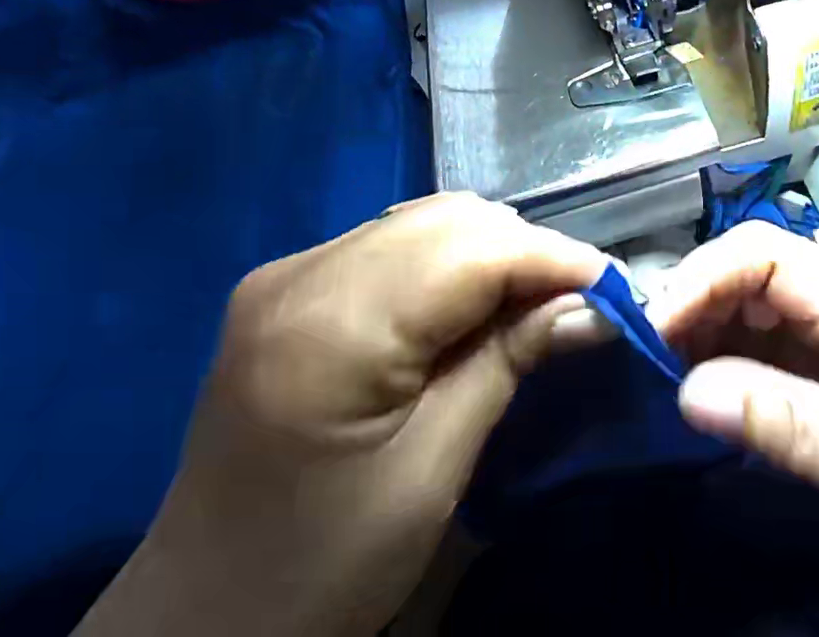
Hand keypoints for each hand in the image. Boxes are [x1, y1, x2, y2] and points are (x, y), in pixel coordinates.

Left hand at [82, 194, 606, 635]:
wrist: (206, 603)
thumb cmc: (325, 564)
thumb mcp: (431, 470)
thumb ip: (506, 364)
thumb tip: (590, 307)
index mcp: (331, 323)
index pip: (466, 248)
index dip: (548, 257)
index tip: (612, 289)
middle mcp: (299, 271)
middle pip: (438, 220)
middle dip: (518, 250)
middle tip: (574, 304)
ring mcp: (283, 272)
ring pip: (412, 224)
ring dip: (481, 252)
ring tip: (527, 303)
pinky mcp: (280, 286)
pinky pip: (381, 248)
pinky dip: (437, 264)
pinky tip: (462, 306)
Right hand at [650, 222, 818, 615]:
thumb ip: (791, 423)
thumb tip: (685, 392)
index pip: (761, 253)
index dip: (700, 277)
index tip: (658, 331)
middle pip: (739, 273)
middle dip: (688, 303)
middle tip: (648, 357)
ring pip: (735, 308)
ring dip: (693, 333)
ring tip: (661, 376)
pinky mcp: (813, 372)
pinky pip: (745, 349)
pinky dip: (709, 363)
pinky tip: (694, 393)